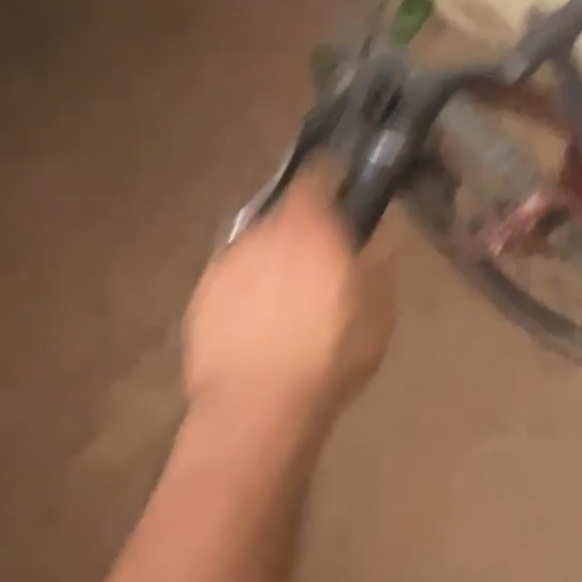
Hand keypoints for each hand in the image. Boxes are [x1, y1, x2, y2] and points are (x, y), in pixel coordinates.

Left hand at [184, 162, 394, 418]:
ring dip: (277, 258)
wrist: (259, 404)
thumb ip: (379, 262)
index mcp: (310, 227)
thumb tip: (379, 234)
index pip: (318, 177)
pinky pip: (236, 278)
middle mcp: (261, 232)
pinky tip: (267, 321)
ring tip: (296, 295)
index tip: (347, 184)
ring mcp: (226, 263)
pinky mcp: (201, 296)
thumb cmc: (332, 353)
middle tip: (328, 254)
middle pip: (285, 213)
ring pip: (259, 246)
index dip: (334, 176)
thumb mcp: (379, 310)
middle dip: (306, 226)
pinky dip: (252, 288)